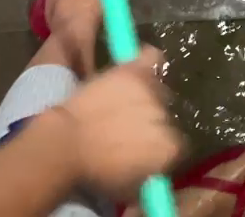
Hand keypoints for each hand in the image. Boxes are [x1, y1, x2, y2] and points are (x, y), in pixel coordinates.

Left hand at [51, 47, 183, 195]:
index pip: (176, 143)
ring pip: (158, 87)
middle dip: (152, 120)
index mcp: (168, 148)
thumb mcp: (132, 186)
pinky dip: (149, 60)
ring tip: (126, 98)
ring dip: (147, 93)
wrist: (68, 143)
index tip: (146, 145)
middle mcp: (165, 118)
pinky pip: (152, 58)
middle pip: (166, 114)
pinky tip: (142, 65)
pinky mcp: (133, 72)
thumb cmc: (97, 171)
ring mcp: (150, 92)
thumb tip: (158, 164)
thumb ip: (153, 171)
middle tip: (130, 123)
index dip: (160, 144)